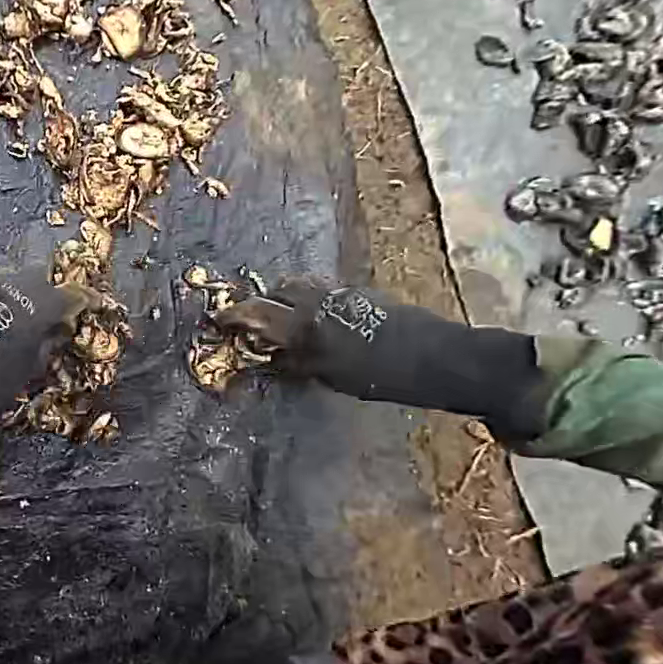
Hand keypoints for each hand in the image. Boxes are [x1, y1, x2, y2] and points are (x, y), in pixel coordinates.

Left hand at [0, 267, 85, 448]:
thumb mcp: (29, 369)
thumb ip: (46, 342)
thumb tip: (57, 328)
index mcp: (37, 307)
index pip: (69, 293)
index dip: (83, 298)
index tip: (90, 303)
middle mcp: (11, 289)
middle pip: (39, 275)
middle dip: (49, 288)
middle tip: (55, 308)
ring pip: (11, 281)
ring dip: (21, 293)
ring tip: (24, 314)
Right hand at [215, 283, 547, 439]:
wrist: (445, 359)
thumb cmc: (383, 376)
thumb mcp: (330, 375)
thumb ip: (295, 361)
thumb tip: (269, 356)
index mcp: (305, 323)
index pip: (255, 312)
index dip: (233, 315)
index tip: (217, 319)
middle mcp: (318, 299)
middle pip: (278, 289)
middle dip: (264, 303)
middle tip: (259, 322)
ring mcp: (342, 292)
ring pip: (302, 286)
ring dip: (289, 299)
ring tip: (290, 320)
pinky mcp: (363, 293)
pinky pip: (324, 291)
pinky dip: (312, 302)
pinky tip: (322, 322)